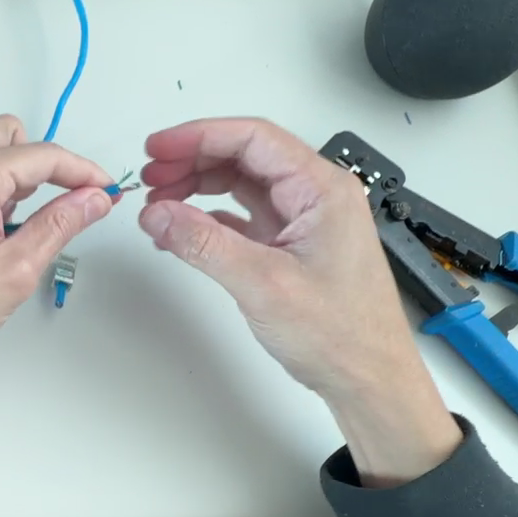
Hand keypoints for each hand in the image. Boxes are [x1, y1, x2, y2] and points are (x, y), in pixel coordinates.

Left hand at [0, 115, 115, 399]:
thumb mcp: (17, 269)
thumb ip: (60, 224)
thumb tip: (94, 199)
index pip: (42, 155)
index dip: (82, 171)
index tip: (106, 191)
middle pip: (11, 137)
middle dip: (45, 165)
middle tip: (65, 206)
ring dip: (17, 178)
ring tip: (24, 230)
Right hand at [137, 118, 461, 485]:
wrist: (366, 380)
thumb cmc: (340, 334)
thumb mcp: (262, 284)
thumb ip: (203, 243)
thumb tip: (158, 213)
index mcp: (321, 190)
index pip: (253, 139)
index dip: (199, 136)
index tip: (158, 147)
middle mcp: (313, 198)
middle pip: (243, 157)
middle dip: (192, 161)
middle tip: (151, 176)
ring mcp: (300, 222)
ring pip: (239, 185)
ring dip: (196, 188)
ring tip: (158, 203)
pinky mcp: (288, 246)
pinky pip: (239, 217)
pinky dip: (206, 218)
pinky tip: (180, 230)